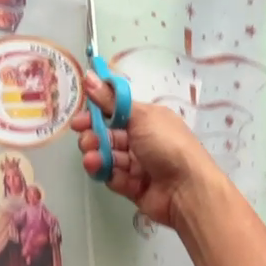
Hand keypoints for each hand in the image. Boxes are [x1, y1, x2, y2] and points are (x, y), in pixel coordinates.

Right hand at [71, 72, 218, 231]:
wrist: (187, 189)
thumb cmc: (166, 144)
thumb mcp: (139, 116)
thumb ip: (110, 100)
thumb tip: (88, 76)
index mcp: (148, 120)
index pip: (115, 113)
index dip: (96, 115)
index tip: (78, 120)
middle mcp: (143, 140)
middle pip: (109, 136)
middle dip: (93, 136)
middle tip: (87, 140)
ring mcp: (139, 165)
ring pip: (109, 157)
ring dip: (97, 155)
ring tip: (92, 159)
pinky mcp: (134, 187)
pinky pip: (114, 177)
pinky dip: (106, 173)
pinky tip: (101, 170)